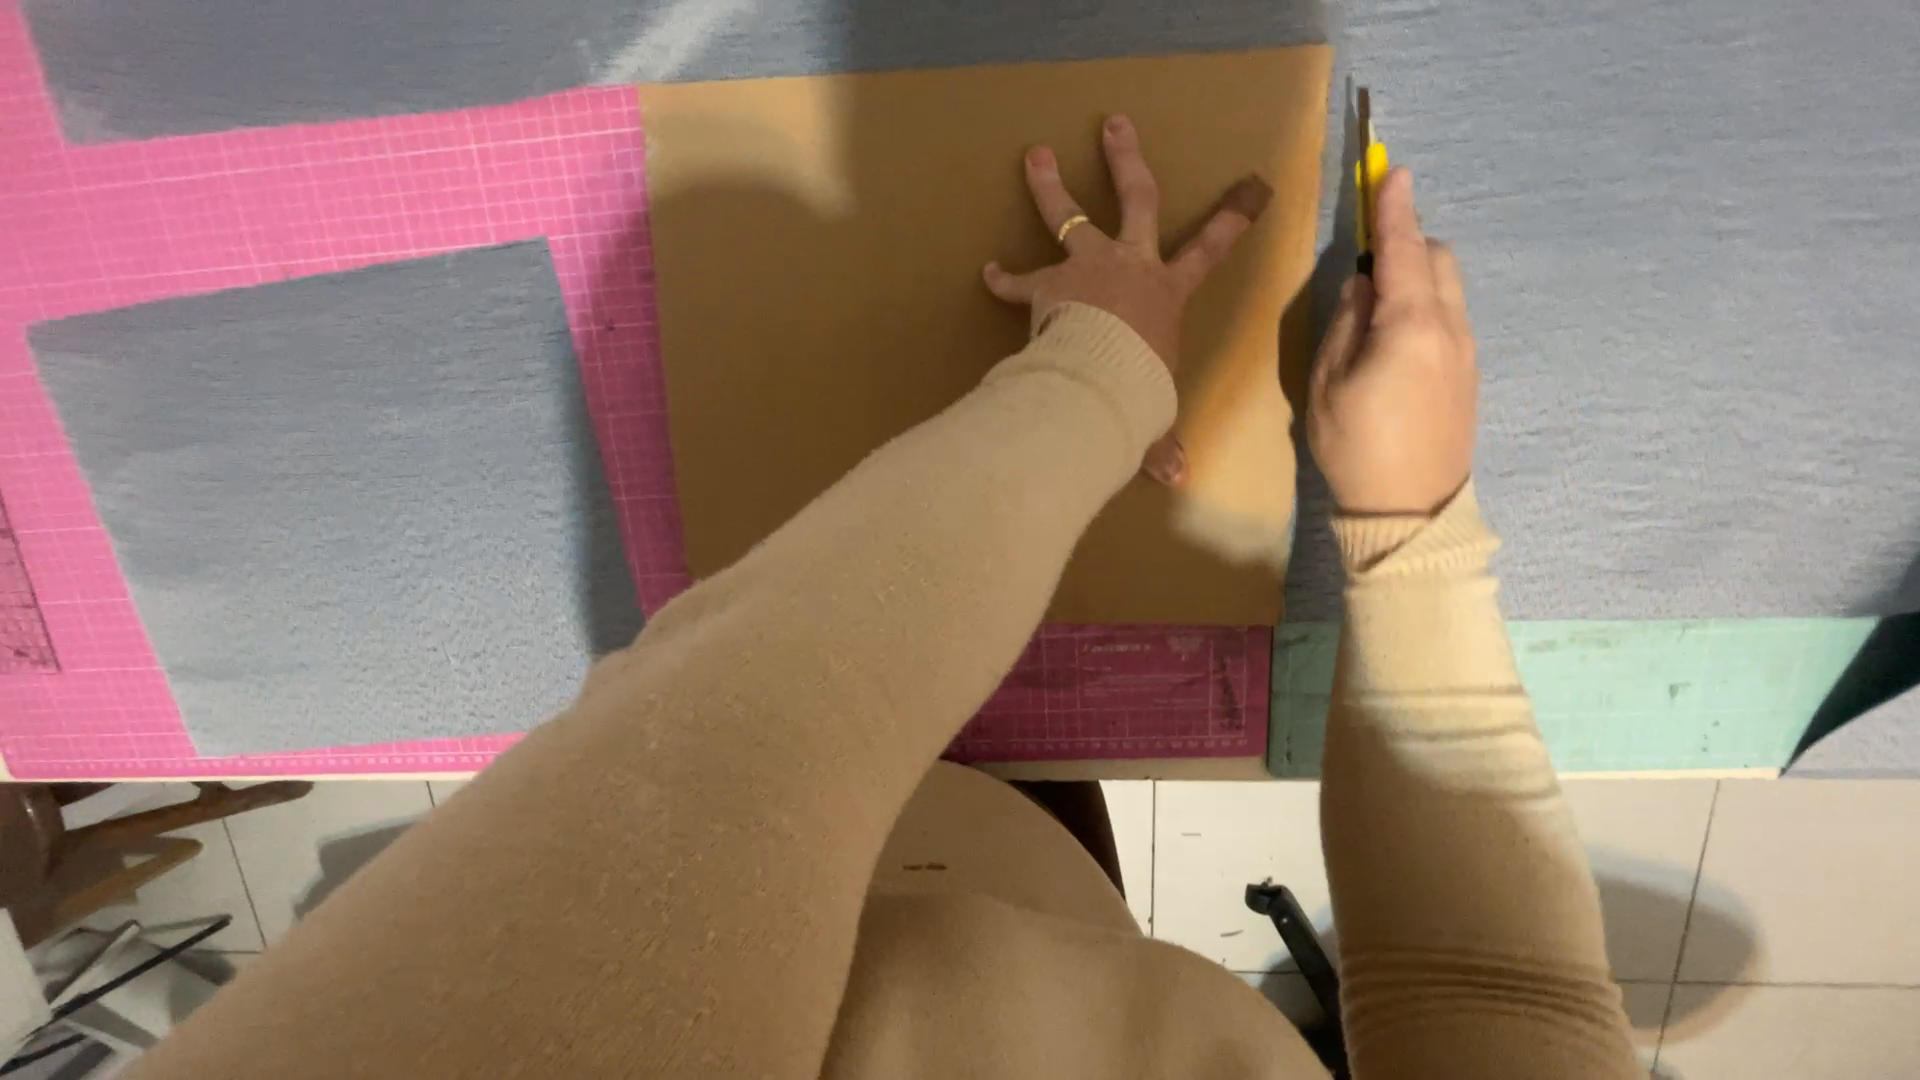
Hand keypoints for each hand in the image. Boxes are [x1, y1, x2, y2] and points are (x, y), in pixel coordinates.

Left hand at [983, 113, 1271, 485]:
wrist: (1097, 384)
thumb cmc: (1136, 390)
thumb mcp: (1153, 412)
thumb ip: (1159, 442)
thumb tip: (1177, 478)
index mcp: (1166, 291)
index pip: (1211, 248)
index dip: (1234, 216)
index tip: (1254, 185)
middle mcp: (1129, 265)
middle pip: (1135, 198)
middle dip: (1125, 160)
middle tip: (1114, 124)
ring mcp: (1086, 267)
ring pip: (1067, 214)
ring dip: (1048, 184)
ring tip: (1034, 154)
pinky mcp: (1047, 285)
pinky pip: (1019, 282)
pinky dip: (1002, 281)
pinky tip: (986, 273)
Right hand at [1308, 168, 1477, 515]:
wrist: (1410, 509)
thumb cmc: (1355, 447)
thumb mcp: (1326, 385)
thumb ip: (1344, 325)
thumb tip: (1362, 288)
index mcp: (1411, 326)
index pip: (1407, 251)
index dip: (1396, 210)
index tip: (1393, 171)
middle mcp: (1451, 328)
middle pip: (1440, 260)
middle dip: (1410, 246)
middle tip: (1369, 267)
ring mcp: (1467, 352)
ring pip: (1449, 290)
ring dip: (1418, 279)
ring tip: (1376, 313)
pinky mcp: (1469, 375)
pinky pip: (1450, 320)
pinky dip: (1426, 308)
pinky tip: (1394, 344)